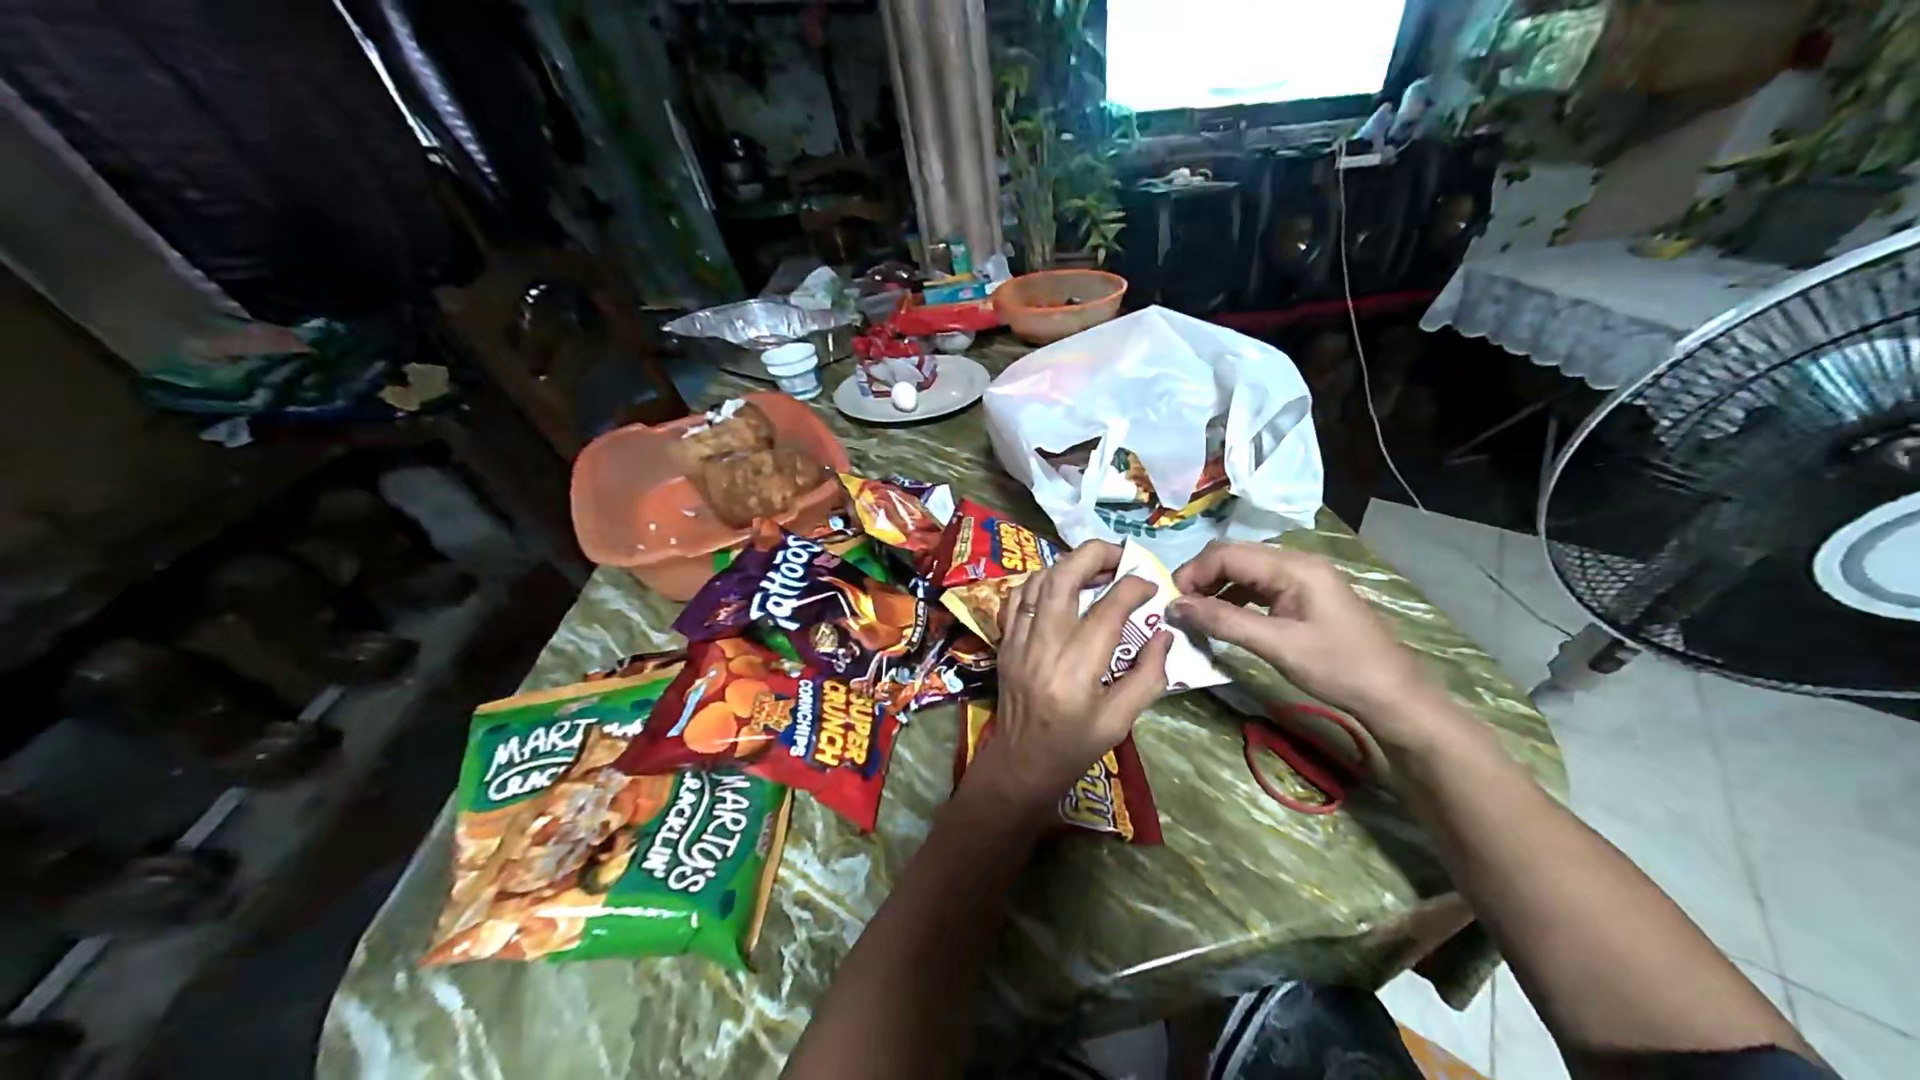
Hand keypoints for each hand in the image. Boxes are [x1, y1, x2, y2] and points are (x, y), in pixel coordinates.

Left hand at [975, 540, 1172, 811]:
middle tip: (1122, 556)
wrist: (1019, 765)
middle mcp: (1042, 647)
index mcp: (1076, 671)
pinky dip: (1041, 581)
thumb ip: (1148, 675)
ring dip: (1068, 565)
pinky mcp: (1004, 641)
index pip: (1107, 610)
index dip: (1133, 588)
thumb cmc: (1074, 748)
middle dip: (1094, 555)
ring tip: (1096, 568)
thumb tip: (1164, 633)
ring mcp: (1017, 641)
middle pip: (1063, 578)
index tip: (1151, 585)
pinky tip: (1062, 586)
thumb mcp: (1120, 722)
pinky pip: (1018, 597)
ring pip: (1038, 581)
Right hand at [1169, 542, 1434, 721]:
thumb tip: (1174, 607)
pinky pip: (1257, 586)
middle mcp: (1296, 562)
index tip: (1170, 603)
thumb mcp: (1276, 645)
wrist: (1393, 695)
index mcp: (1293, 567)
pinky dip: (1233, 598)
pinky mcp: (1303, 595)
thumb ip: (1223, 621)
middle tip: (1178, 609)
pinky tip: (1223, 619)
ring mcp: (1301, 577)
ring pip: (1244, 570)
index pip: (1227, 554)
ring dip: (1215, 588)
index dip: (1193, 573)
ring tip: (1195, 616)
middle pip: (1234, 556)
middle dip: (1200, 578)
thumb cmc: (1337, 668)